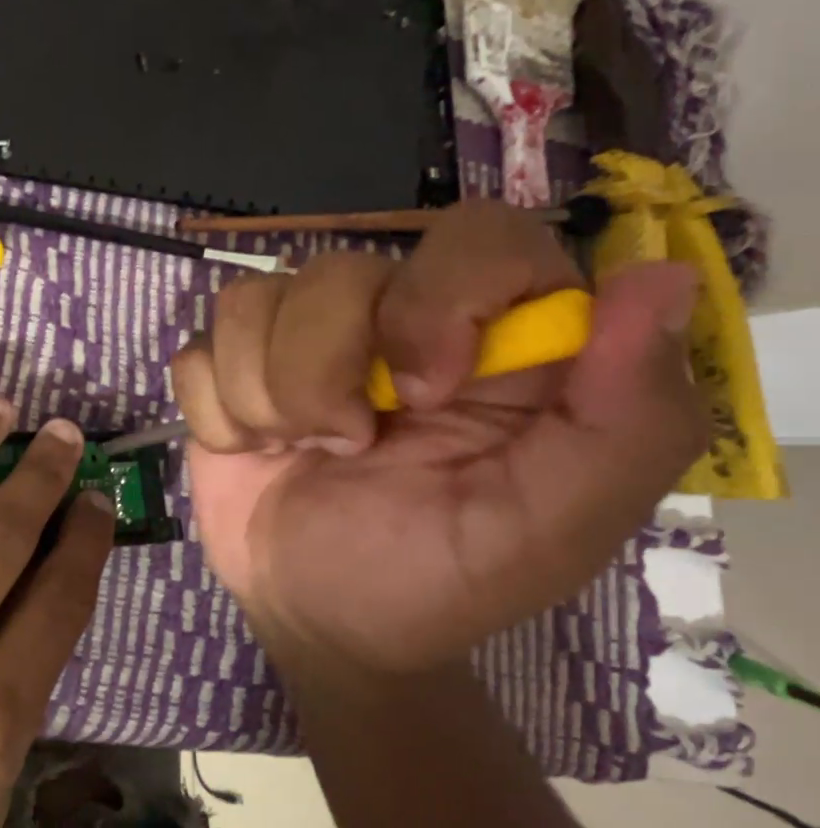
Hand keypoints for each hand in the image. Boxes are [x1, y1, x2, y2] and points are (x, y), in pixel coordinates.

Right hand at [173, 200, 705, 673]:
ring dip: (263, 397)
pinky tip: (249, 447)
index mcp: (494, 344)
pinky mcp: (228, 364)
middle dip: (323, 370)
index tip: (419, 390)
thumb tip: (654, 279)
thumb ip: (624, 418)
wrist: (316, 618)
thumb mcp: (552, 527)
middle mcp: (395, 321)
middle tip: (346, 445)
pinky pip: (197, 347)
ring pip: (251, 300)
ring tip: (292, 450)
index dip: (440, 294)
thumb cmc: (440, 580)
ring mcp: (299, 339)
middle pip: (336, 271)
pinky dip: (216, 411)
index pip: (480, 235)